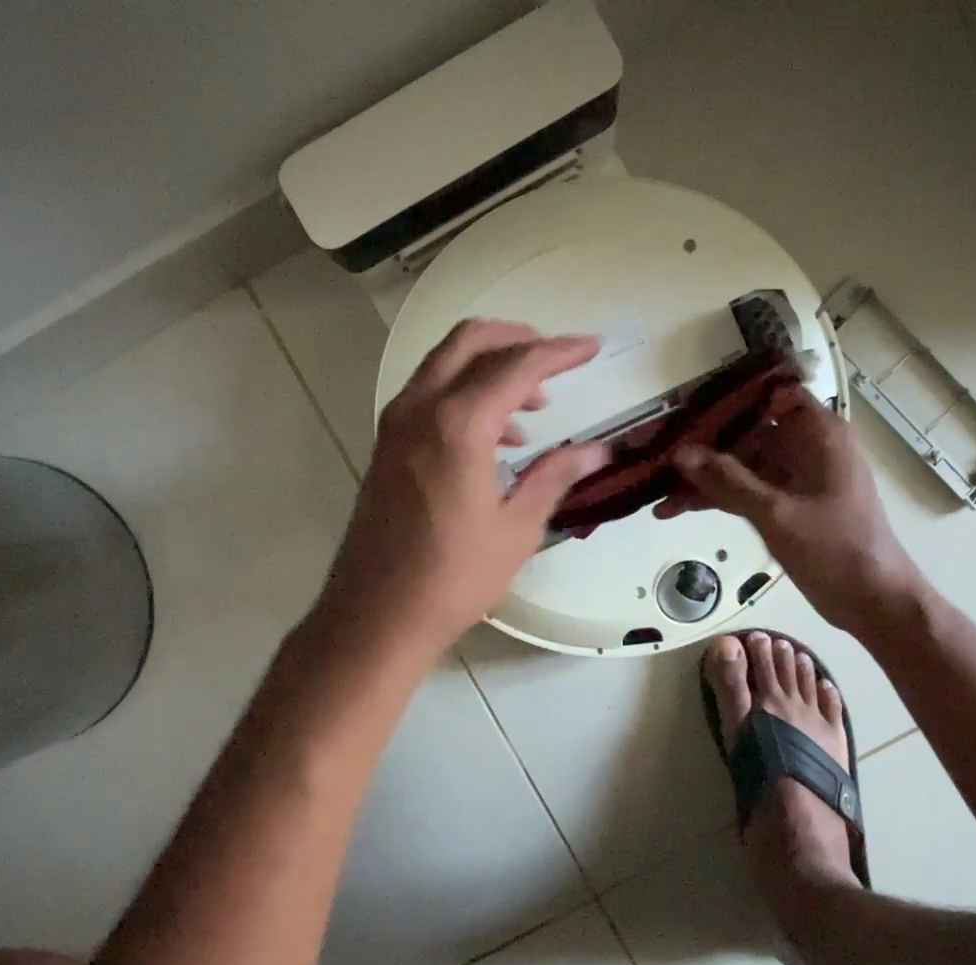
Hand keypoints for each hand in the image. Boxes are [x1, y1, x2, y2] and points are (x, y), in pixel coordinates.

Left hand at [315, 319, 610, 654]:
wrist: (377, 614)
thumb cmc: (454, 577)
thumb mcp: (517, 527)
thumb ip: (556, 476)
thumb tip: (598, 451)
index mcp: (458, 424)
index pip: (517, 365)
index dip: (559, 352)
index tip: (591, 348)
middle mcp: (420, 408)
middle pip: (469, 341)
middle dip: (517, 339)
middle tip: (556, 359)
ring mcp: (396, 424)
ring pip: (444, 363)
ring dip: (489, 366)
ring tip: (534, 404)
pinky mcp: (386, 445)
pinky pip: (428, 394)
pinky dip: (464, 392)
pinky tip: (496, 436)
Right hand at [654, 384, 920, 631]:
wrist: (873, 602)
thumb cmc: (836, 550)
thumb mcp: (776, 514)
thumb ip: (728, 481)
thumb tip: (680, 453)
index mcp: (819, 434)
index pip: (771, 394)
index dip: (731, 396)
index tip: (686, 405)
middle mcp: (808, 447)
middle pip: (748, 431)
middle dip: (703, 444)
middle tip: (656, 451)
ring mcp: (797, 478)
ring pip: (742, 465)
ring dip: (703, 477)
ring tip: (655, 489)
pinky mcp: (788, 505)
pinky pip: (746, 491)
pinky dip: (717, 498)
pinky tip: (675, 510)